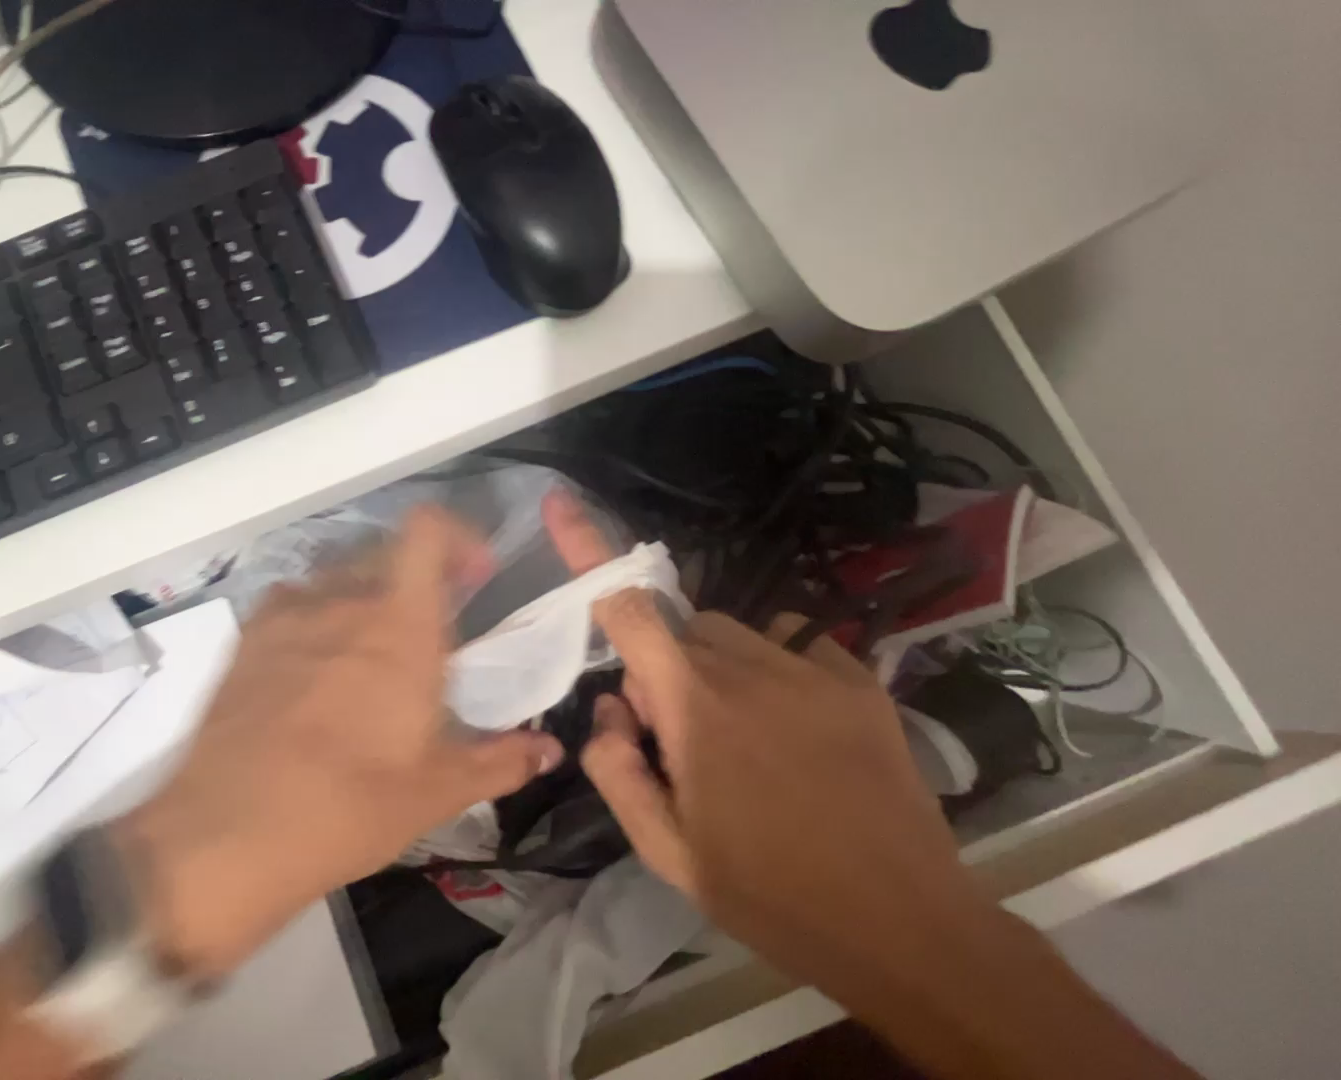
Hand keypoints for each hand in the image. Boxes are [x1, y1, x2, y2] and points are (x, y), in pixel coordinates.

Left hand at [118, 505, 563, 978]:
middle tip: (426, 633)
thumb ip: (500, 760)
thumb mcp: (437, 791)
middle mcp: (342, 601)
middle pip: (385, 554)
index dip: (457, 537)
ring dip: (361, 599)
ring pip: (335, 579)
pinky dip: (312, 618)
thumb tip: (550, 751)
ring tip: (367, 654)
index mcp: (401, 624)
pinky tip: (310, 669)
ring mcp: (285, 616)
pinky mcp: (244, 640)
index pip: (428, 531)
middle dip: (415, 579)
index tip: (473, 577)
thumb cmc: (350, 807)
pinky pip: (289, 605)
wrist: (229, 832)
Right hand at [543, 491, 986, 991]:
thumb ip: (615, 768)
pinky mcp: (856, 680)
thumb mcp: (665, 852)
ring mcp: (811, 668)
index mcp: (694, 707)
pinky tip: (788, 724)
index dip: (588, 553)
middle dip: (658, 667)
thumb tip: (610, 708)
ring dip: (708, 665)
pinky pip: (788, 639)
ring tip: (736, 737)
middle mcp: (749, 668)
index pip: (627, 609)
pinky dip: (766, 664)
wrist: (905, 927)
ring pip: (727, 632)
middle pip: (674, 628)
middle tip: (677, 741)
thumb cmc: (769, 893)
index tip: (562, 506)